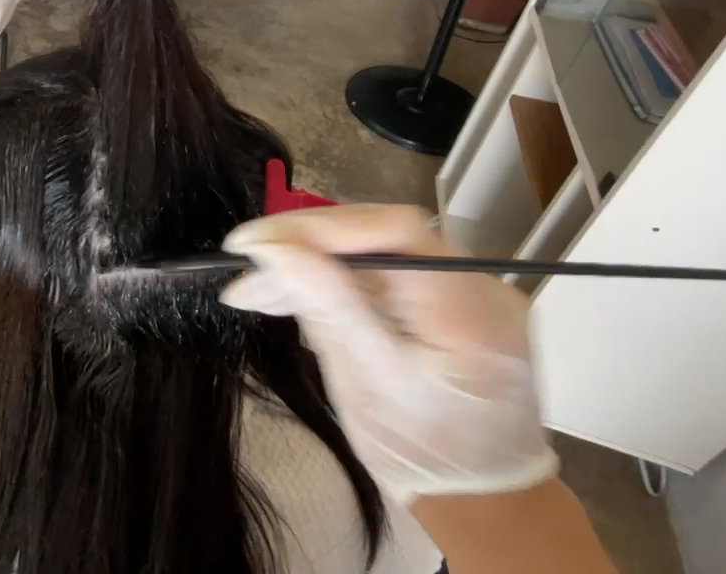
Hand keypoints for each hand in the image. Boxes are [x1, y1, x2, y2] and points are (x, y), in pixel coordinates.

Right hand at [219, 206, 558, 502]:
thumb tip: (270, 246)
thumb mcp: (366, 383)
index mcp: (469, 311)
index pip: (392, 231)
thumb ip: (326, 305)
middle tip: (245, 264)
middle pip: (378, 235)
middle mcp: (478, 286)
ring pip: (371, 251)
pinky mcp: (444, 299)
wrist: (479, 500)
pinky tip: (290, 294)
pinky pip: (379, 271)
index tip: (254, 242)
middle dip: (304, 245)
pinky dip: (332, 279)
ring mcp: (464, 291)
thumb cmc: (420, 451)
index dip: (318, 226)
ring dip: (309, 263)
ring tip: (255, 290)